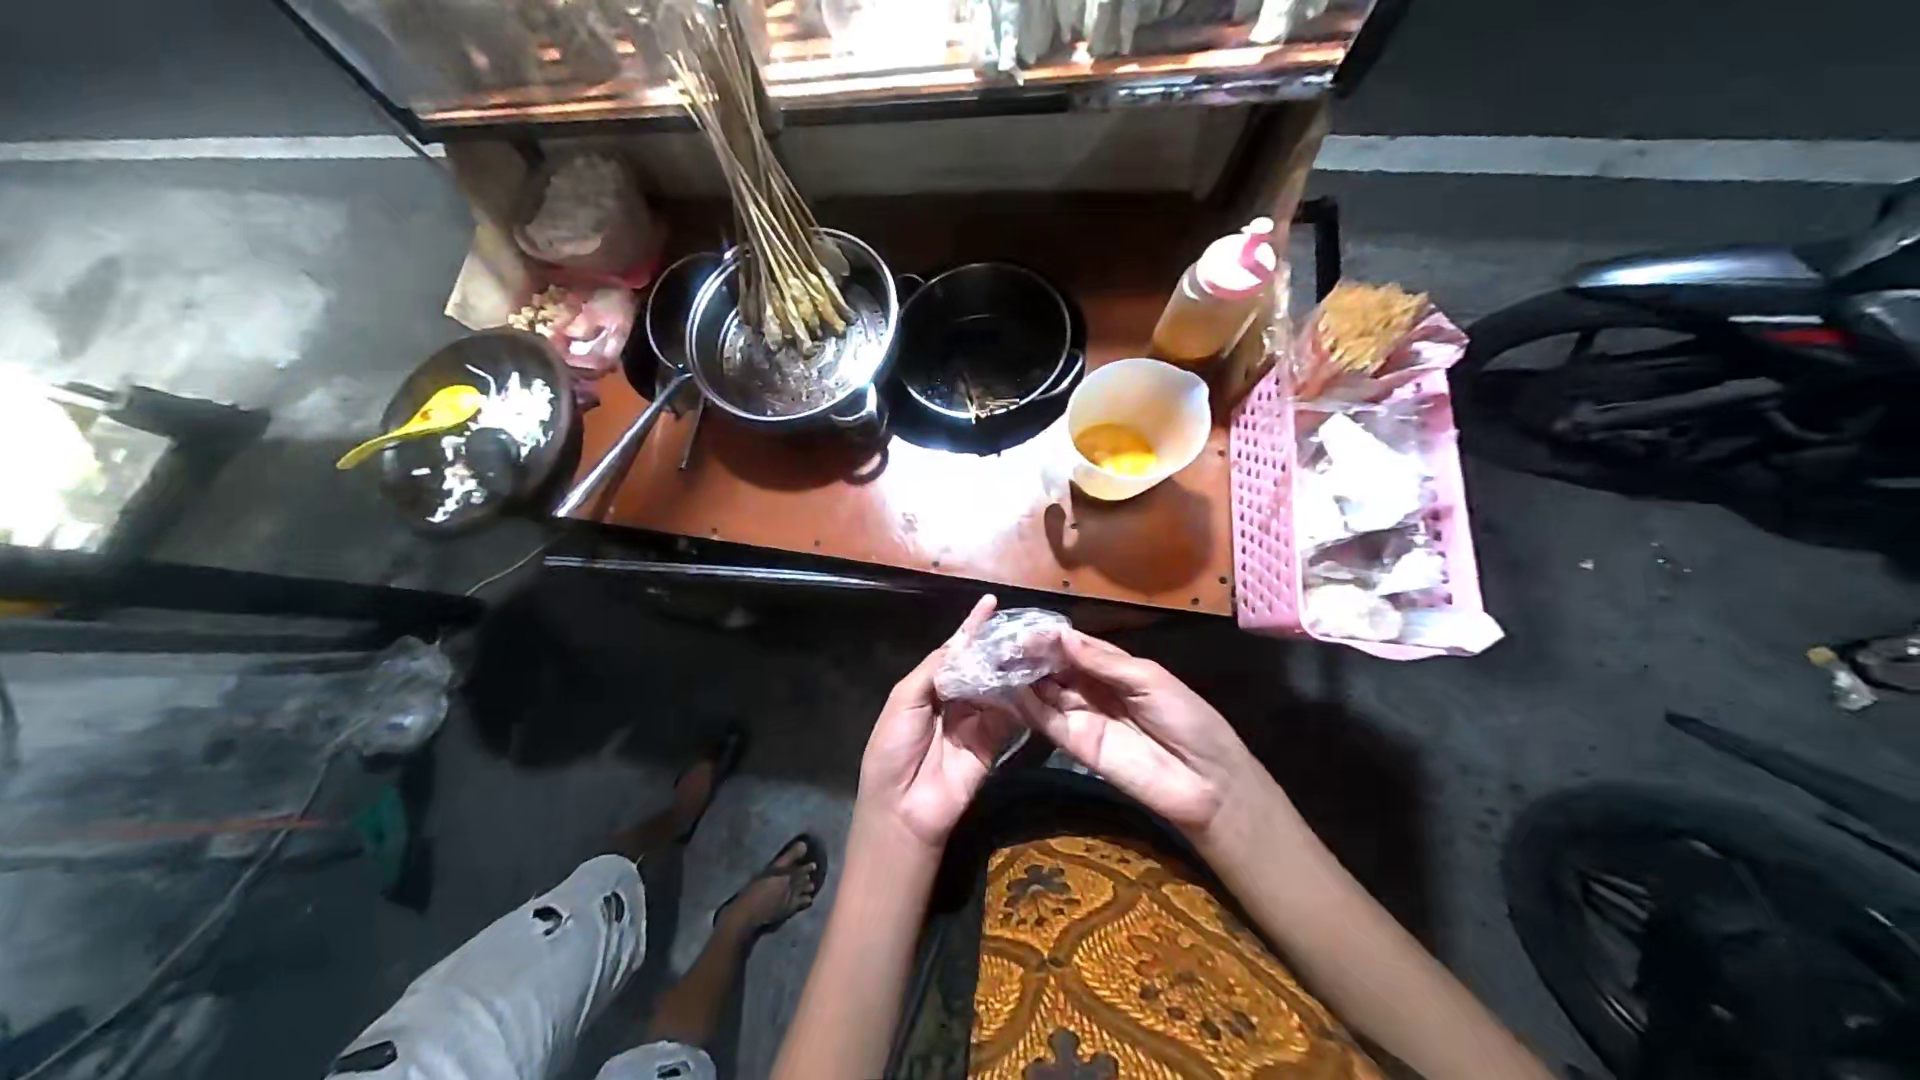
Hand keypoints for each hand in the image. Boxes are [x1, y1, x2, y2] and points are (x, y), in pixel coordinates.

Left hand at [858, 595, 1020, 849]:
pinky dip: (1020, 697)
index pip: (954, 651)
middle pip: (980, 665)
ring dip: (1012, 667)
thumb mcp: (904, 701)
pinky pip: (1009, 714)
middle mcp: (955, 698)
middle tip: (1023, 626)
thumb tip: (962, 643)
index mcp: (929, 686)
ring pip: (998, 686)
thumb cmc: (893, 749)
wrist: (903, 809)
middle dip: (997, 646)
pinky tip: (1033, 677)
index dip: (971, 628)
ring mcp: (976, 719)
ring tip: (1033, 644)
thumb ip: (934, 670)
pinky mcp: (994, 741)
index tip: (991, 603)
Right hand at [1017, 630, 1264, 835]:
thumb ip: (1103, 661)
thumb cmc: (1187, 719)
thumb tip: (1061, 635)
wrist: (1205, 782)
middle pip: (1056, 668)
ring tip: (997, 661)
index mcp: (1116, 669)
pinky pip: (1047, 721)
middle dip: (1032, 655)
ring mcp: (1083, 717)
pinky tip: (1008, 689)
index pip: (1076, 646)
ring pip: (1046, 691)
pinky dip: (1027, 705)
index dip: (1052, 637)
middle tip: (1002, 644)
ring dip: (1024, 676)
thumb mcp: (1149, 680)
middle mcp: (1094, 689)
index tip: (1025, 628)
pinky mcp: (1074, 744)